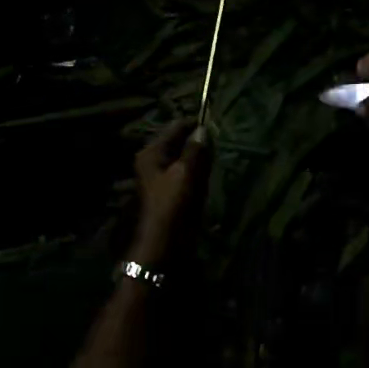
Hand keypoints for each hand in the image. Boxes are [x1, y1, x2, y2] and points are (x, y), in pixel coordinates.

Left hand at [130, 119, 209, 263]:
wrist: (164, 242)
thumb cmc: (172, 204)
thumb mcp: (185, 172)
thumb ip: (195, 149)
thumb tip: (203, 129)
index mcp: (152, 153)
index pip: (175, 128)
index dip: (195, 125)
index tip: (215, 125)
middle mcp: (155, 162)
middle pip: (180, 143)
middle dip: (199, 144)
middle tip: (216, 146)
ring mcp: (163, 177)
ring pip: (186, 159)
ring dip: (200, 160)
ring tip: (213, 161)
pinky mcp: (173, 192)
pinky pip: (188, 175)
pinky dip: (199, 174)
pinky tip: (207, 178)